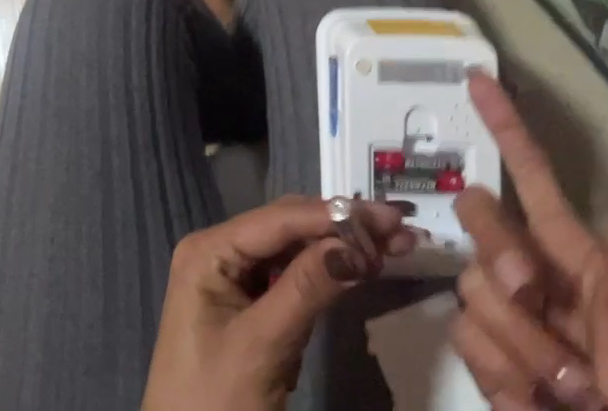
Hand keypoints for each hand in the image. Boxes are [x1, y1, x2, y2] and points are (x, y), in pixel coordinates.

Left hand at [143, 196, 414, 410]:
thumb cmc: (213, 400)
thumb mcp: (261, 345)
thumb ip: (307, 288)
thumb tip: (358, 245)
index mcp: (209, 250)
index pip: (280, 219)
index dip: (335, 215)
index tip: (389, 217)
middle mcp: (220, 251)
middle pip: (289, 226)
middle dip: (343, 226)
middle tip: (399, 231)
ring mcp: (234, 276)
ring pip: (296, 248)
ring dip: (341, 246)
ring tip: (392, 245)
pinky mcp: (250, 303)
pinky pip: (293, 275)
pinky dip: (328, 271)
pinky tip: (360, 267)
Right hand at [453, 72, 607, 410]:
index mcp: (572, 255)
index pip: (532, 176)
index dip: (505, 126)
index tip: (478, 78)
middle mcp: (531, 272)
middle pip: (482, 219)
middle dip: (502, 251)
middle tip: (533, 294)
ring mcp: (505, 313)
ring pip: (472, 287)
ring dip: (520, 343)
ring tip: (570, 386)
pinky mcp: (484, 354)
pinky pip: (464, 335)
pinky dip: (501, 373)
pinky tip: (536, 400)